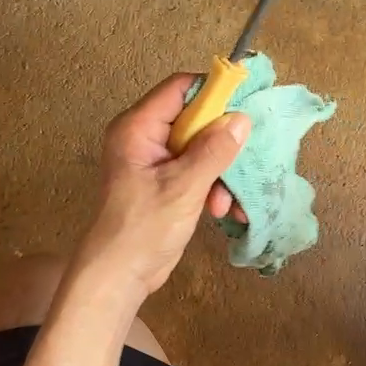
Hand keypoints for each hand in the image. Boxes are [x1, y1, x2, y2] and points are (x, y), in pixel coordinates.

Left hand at [79, 74, 251, 295]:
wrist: (118, 276)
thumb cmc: (143, 228)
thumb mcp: (183, 187)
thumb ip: (214, 151)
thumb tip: (242, 119)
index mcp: (137, 128)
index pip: (180, 88)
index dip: (214, 91)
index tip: (247, 103)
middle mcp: (144, 138)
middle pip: (195, 120)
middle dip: (222, 143)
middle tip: (245, 159)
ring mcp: (155, 162)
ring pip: (201, 148)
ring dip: (221, 172)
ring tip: (227, 202)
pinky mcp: (165, 184)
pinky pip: (197, 171)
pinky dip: (212, 187)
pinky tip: (223, 211)